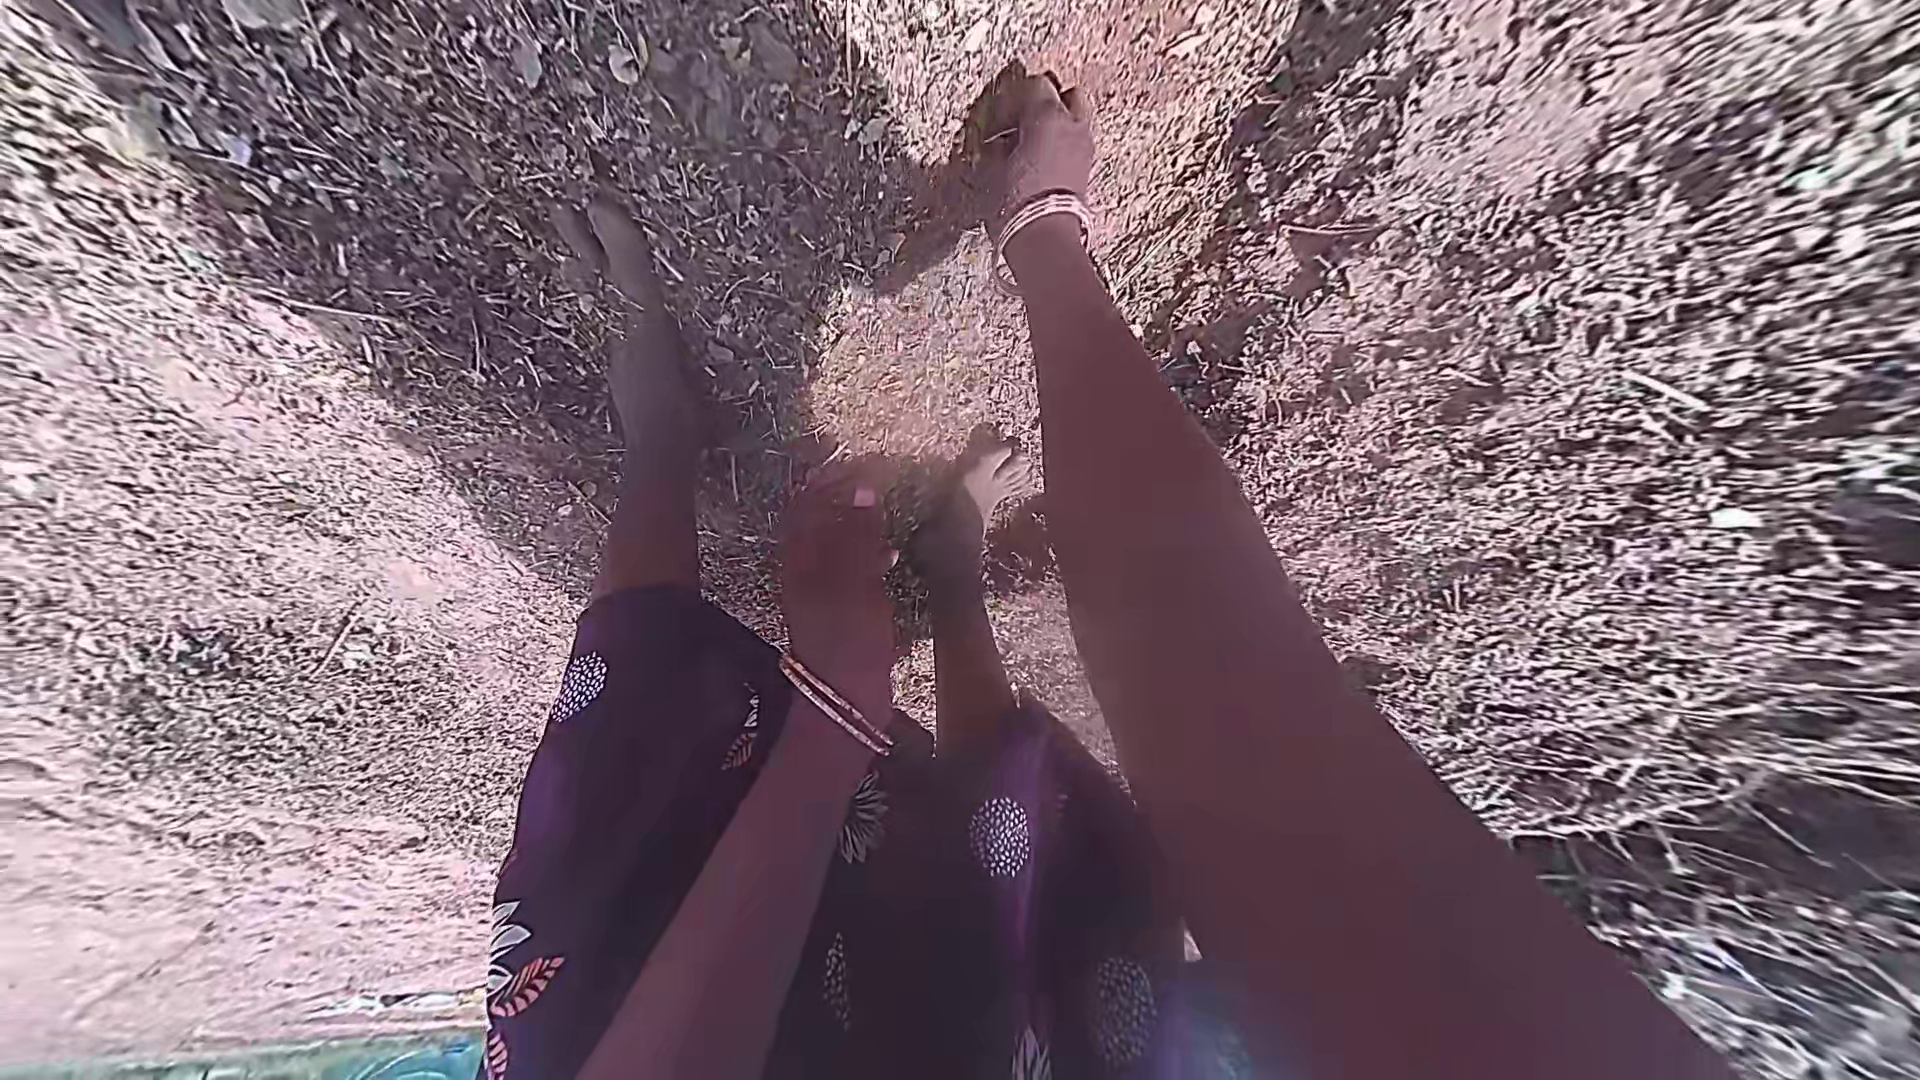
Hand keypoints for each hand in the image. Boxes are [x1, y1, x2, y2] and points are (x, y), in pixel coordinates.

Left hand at [778, 467, 896, 721]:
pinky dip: (870, 552)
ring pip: (839, 539)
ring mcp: (823, 586)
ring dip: (861, 521)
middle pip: (823, 517)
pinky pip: (853, 564)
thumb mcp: (855, 581)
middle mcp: (805, 566)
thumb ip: (858, 534)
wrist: (845, 697)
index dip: (837, 477)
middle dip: (850, 496)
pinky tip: (893, 553)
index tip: (871, 463)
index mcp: (800, 557)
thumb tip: (864, 487)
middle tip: (884, 480)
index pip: (810, 500)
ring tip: (890, 510)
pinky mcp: (842, 603)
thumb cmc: (848, 637)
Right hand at [976, 65, 1095, 236]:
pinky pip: (1076, 149)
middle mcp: (1072, 126)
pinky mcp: (1087, 174)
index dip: (1014, 100)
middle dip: (1048, 105)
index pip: (1035, 85)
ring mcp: (1084, 150)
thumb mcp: (994, 172)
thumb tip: (999, 142)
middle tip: (1025, 126)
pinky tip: (1044, 169)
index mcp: (1047, 116)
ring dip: (1058, 129)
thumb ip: (999, 148)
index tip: (1000, 121)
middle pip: (1068, 96)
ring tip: (1034, 151)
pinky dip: (1063, 151)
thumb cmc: (1015, 203)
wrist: (1045, 241)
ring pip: (1076, 123)